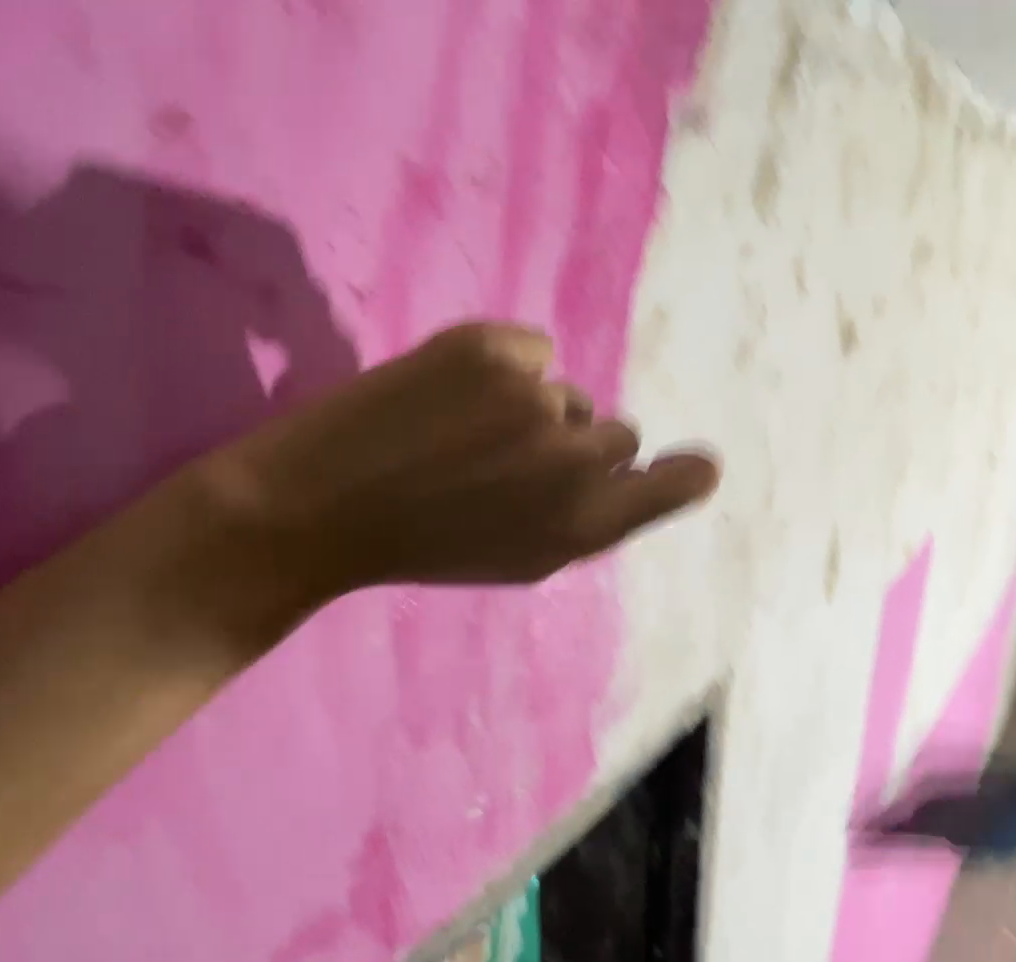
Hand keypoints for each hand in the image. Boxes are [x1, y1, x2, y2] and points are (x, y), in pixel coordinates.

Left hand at [215, 321, 719, 591]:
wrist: (317, 508)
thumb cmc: (422, 546)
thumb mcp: (520, 559)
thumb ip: (588, 519)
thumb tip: (629, 470)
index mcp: (582, 526)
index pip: (667, 485)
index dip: (681, 473)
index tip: (697, 465)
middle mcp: (575, 460)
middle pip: (616, 431)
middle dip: (576, 445)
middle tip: (509, 464)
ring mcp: (536, 398)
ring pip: (566, 392)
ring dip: (534, 410)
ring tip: (465, 434)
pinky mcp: (492, 348)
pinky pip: (532, 349)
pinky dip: (503, 368)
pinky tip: (450, 396)